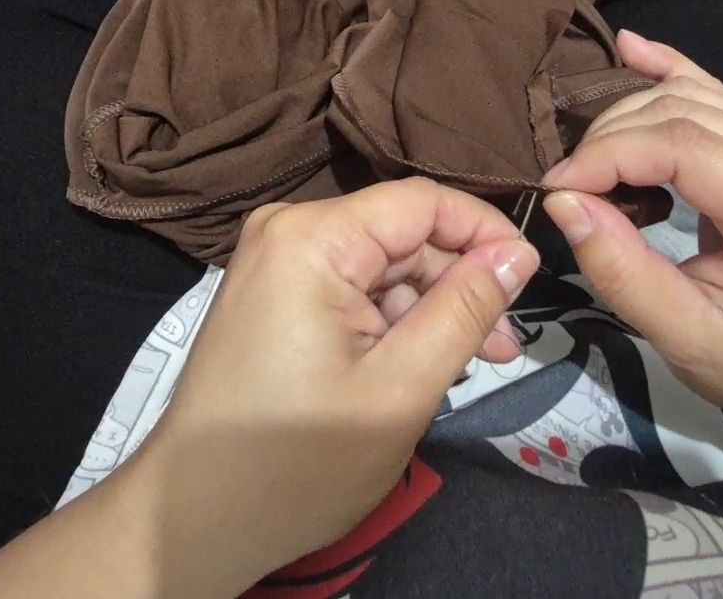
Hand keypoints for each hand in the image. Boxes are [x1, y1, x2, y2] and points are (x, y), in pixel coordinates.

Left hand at [127, 178, 537, 594]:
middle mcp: (290, 229)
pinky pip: (353, 286)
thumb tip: (519, 252)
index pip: (422, 201)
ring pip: (383, 264)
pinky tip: (420, 362)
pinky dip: (393, 320)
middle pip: (402, 234)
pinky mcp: (277, 291)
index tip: (529, 277)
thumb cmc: (297, 462)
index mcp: (312, 236)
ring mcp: (278, 260)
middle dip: (458, 283)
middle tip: (504, 345)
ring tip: (473, 362)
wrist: (193, 521)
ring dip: (430, 308)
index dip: (484, 231)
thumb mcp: (400, 388)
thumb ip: (465, 309)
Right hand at [539, 29, 722, 449]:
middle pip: (681, 112)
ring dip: (623, 118)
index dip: (608, 155)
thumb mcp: (689, 341)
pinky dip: (665, 68)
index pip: (684, 146)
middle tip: (566, 190)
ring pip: (688, 96)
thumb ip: (624, 273)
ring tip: (586, 165)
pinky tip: (630, 48)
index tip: (555, 188)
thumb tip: (563, 203)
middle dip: (607, 140)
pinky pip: (711, 91)